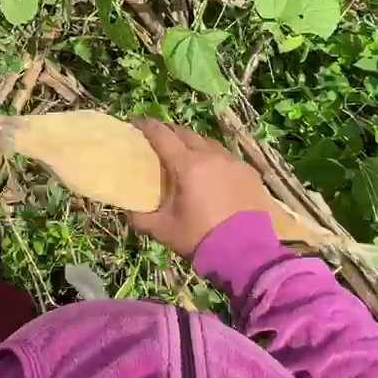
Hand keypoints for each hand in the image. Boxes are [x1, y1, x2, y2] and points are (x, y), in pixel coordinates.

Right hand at [128, 120, 278, 258]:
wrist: (248, 255)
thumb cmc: (201, 238)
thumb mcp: (164, 230)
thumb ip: (141, 218)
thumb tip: (128, 211)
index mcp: (187, 165)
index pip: (162, 135)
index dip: (146, 126)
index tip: (136, 123)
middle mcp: (210, 156)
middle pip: (185, 133)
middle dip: (169, 132)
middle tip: (158, 139)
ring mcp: (233, 162)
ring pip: (207, 142)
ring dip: (193, 143)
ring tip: (186, 154)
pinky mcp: (249, 172)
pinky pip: (226, 156)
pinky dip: (214, 158)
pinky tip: (212, 172)